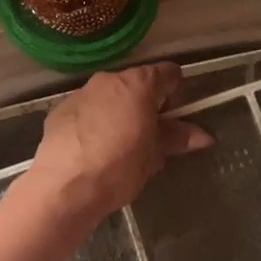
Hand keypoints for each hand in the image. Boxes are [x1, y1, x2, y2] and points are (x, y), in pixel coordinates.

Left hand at [25, 62, 213, 219]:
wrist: (64, 186)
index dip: (177, 92)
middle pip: (135, 85)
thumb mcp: (154, 156)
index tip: (178, 117)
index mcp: (137, 84)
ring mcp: (79, 94)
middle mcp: (107, 80)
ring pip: (107, 98)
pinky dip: (93, 125)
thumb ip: (177, 139)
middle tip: (150, 137)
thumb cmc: (119, 166)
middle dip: (146, 106)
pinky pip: (84, 112)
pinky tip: (92, 151)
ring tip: (119, 147)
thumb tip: (202, 136)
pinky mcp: (57, 112)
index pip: (167, 73)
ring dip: (118, 114)